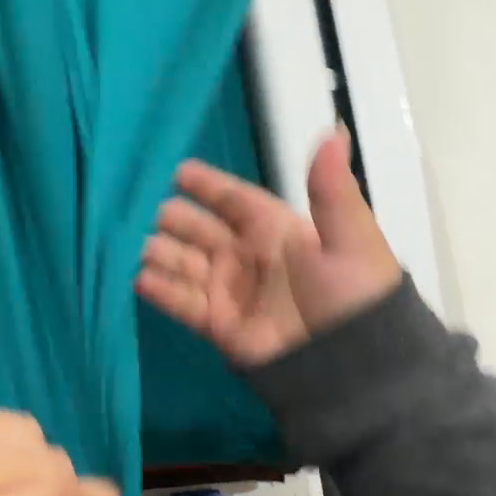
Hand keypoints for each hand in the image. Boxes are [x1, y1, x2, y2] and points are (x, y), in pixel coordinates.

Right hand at [135, 127, 402, 365]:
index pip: (235, 201)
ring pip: (186, 264)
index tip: (179, 172)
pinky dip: (162, 291)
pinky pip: (182, 303)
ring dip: (164, 254)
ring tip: (146, 247)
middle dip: (178, 220)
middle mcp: (248, 257)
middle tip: (158, 215)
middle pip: (202, 231)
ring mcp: (229, 291)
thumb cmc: (353, 296)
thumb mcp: (351, 239)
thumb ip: (330, 190)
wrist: (350, 363)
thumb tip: (333, 131)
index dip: (209, 187)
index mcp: (278, 230)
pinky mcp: (217, 324)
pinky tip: (142, 280)